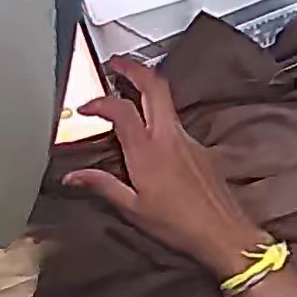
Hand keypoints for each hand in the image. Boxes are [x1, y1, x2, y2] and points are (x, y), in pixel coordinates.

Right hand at [63, 55, 264, 275]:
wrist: (223, 233)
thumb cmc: (178, 224)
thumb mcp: (132, 208)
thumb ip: (102, 185)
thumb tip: (73, 177)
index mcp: (147, 152)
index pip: (120, 109)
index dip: (99, 102)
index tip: (86, 107)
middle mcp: (169, 138)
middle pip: (154, 86)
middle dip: (134, 68)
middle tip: (117, 64)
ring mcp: (187, 139)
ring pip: (167, 100)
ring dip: (147, 87)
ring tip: (129, 90)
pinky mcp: (199, 148)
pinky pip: (175, 121)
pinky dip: (158, 114)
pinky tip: (149, 131)